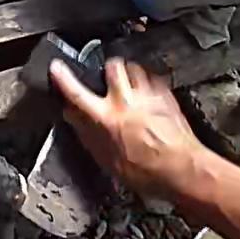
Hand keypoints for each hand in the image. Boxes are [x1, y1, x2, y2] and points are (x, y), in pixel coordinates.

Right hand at [50, 56, 208, 198]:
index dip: (63, 78)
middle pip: (111, 66)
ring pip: (133, 68)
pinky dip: (146, 83)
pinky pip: (152, 78)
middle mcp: (125, 101)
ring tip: (128, 87)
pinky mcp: (164, 94)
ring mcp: (147, 95)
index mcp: (106, 119)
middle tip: (107, 79)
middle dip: (107, 69)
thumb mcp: (109, 161)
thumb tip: (74, 119)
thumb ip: (88, 135)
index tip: (57, 67)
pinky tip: (146, 97)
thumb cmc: (148, 172)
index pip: (77, 93)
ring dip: (128, 74)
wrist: (182, 169)